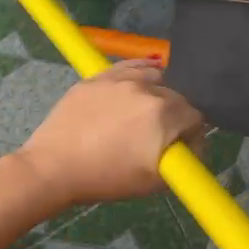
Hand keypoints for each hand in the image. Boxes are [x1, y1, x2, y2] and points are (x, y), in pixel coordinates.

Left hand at [16, 58, 205, 204]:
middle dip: (173, 116)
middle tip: (157, 137)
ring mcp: (116, 80)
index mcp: (165, 112)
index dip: (191, 137)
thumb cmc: (106, 177)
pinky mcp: (93, 79)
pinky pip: (125, 67)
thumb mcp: (156, 181)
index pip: (194, 118)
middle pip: (174, 96)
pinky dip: (137, 72)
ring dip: (156, 91)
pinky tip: (140, 78)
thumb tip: (190, 147)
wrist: (54, 167)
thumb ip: (185, 162)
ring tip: (144, 111)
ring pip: (151, 76)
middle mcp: (144, 88)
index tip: (179, 151)